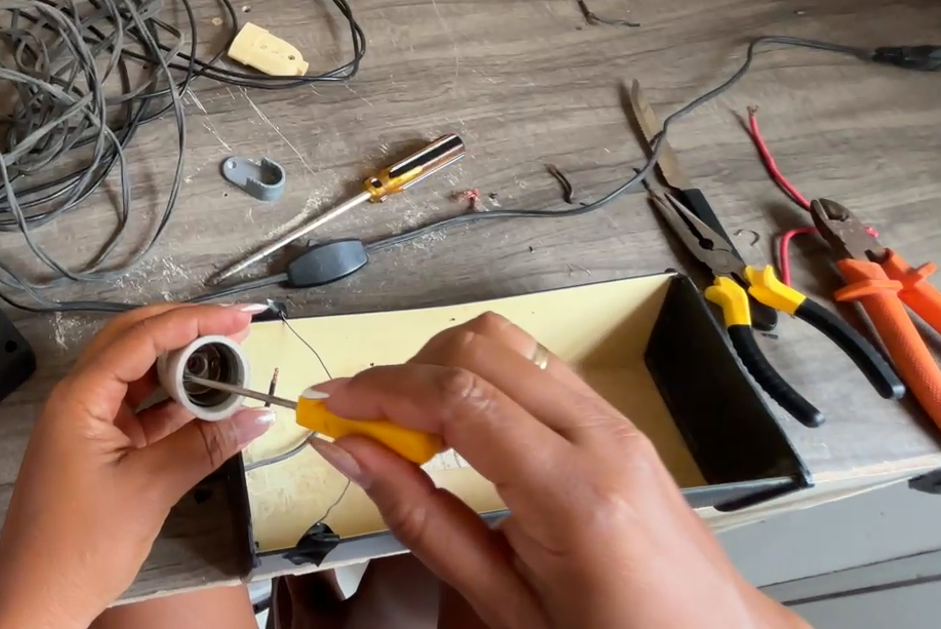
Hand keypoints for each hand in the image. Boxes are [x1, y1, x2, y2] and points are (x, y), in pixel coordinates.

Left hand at [0, 304, 274, 628]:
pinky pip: (138, 405)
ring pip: (137, 370)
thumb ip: (204, 445)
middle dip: (184, 327)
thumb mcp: (149, 489)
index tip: (238, 316)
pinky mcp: (97, 442)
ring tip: (226, 354)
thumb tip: (258, 416)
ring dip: (180, 362)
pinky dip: (171, 399)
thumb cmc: (83, 545)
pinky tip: (204, 398)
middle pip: (134, 340)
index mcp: (81, 395)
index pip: (140, 337)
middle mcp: (79, 395)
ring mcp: (87, 418)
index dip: (193, 320)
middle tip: (234, 325)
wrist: (37, 603)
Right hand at [309, 313, 805, 628]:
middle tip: (364, 420)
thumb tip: (343, 448)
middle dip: (406, 371)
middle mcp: (599, 435)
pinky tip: (456, 421)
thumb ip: (418, 517)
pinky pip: (526, 361)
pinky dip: (473, 371)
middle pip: (477, 347)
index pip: (459, 398)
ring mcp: (611, 417)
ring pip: (501, 339)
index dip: (382, 390)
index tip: (328, 404)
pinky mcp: (610, 414)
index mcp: (575, 495)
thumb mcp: (504, 605)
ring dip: (438, 363)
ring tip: (410, 421)